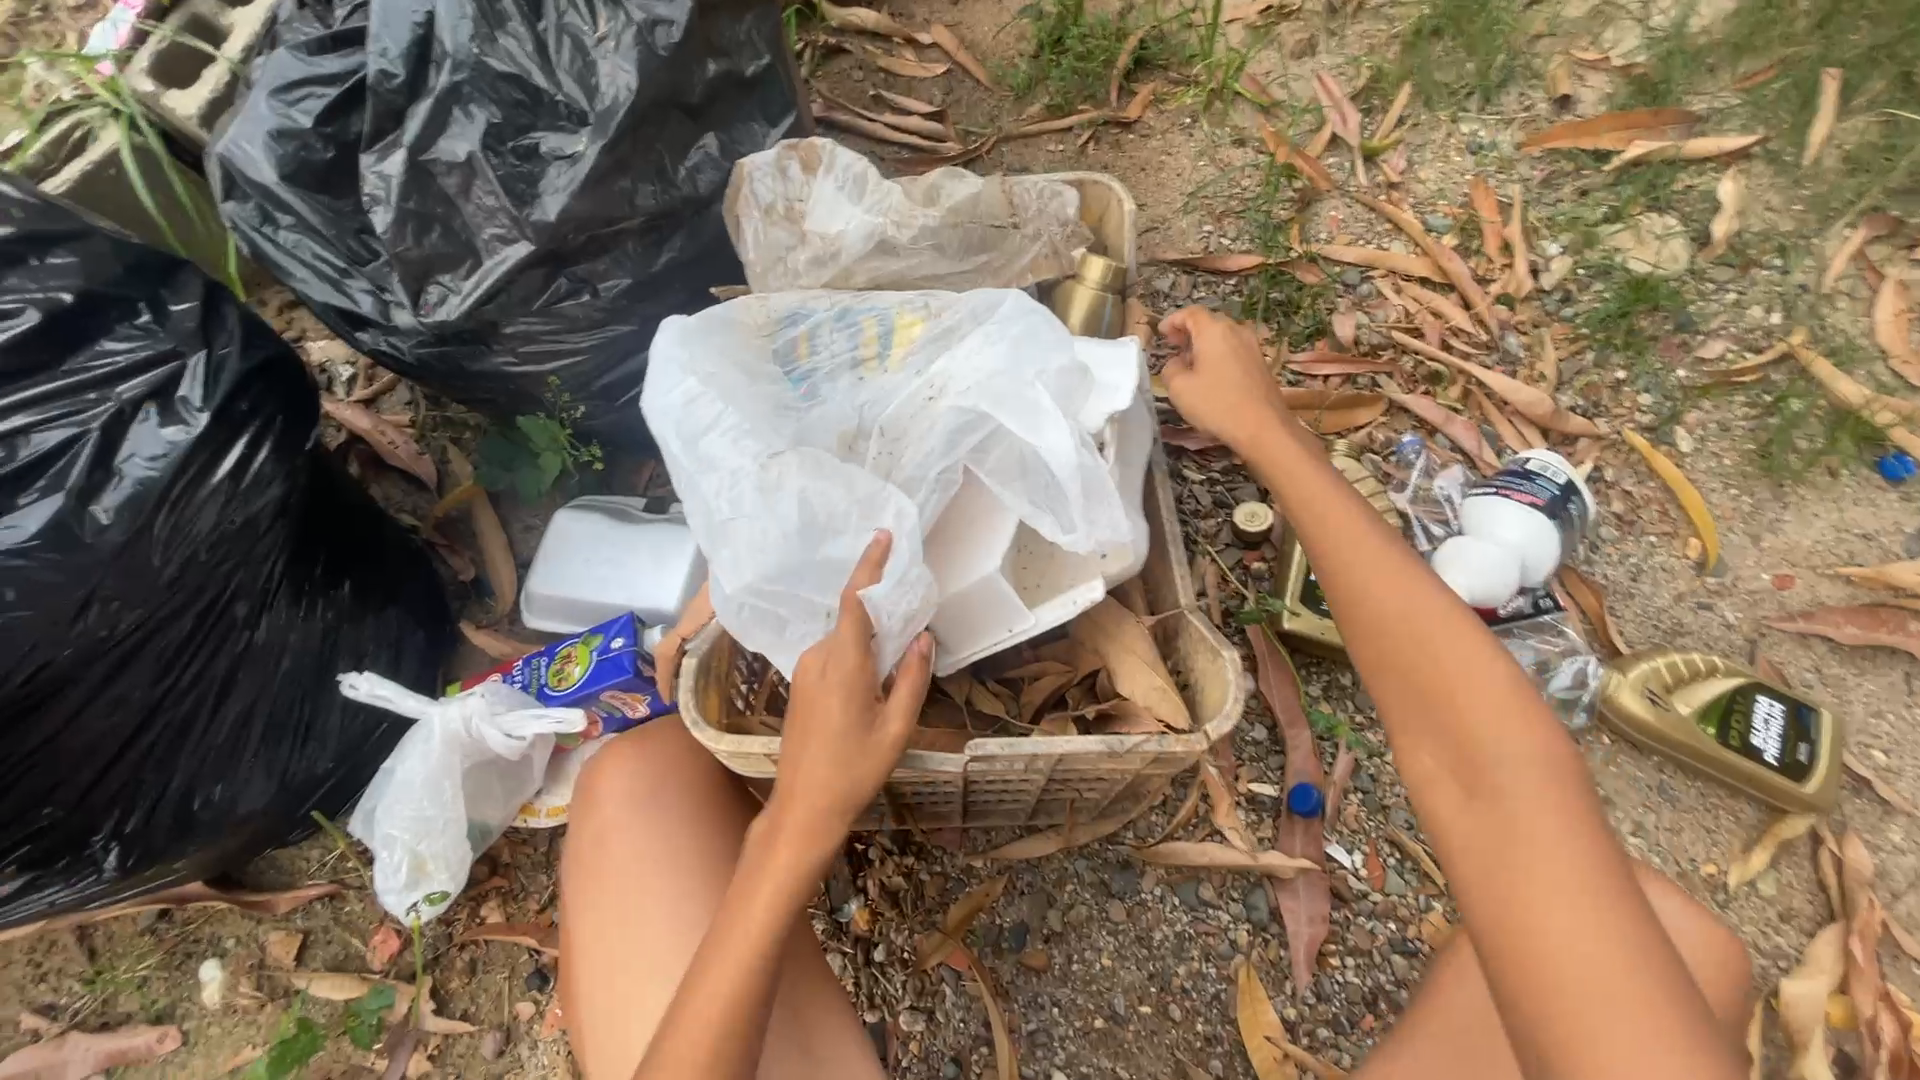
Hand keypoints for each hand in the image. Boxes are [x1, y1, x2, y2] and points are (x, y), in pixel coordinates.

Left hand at [767, 530, 933, 858]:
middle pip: (852, 617)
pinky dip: (856, 652)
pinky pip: (832, 654)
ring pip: (843, 638)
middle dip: (880, 606)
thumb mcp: (896, 728)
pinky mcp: (799, 685)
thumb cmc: (854, 770)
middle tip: (911, 608)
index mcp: (843, 664)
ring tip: (899, 654)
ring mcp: (804, 671)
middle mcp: (818, 658)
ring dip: (869, 635)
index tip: (884, 535)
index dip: (870, 565)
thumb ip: (912, 679)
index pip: (856, 601)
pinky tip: (874, 675)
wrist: (803, 806)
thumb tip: (923, 638)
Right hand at [1158, 306, 1294, 449]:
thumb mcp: (1179, 388)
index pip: (1191, 313)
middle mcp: (1236, 331)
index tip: (1162, 332)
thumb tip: (1176, 363)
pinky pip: (1234, 350)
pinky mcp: (1260, 363)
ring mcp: (1252, 346)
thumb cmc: (1216, 404)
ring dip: (1204, 344)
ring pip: (1223, 336)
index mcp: (1214, 331)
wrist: (1262, 426)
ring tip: (1190, 363)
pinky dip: (1219, 354)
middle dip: (1189, 331)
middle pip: (1209, 322)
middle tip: (1174, 346)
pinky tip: (1211, 375)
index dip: (1173, 320)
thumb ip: (1170, 369)